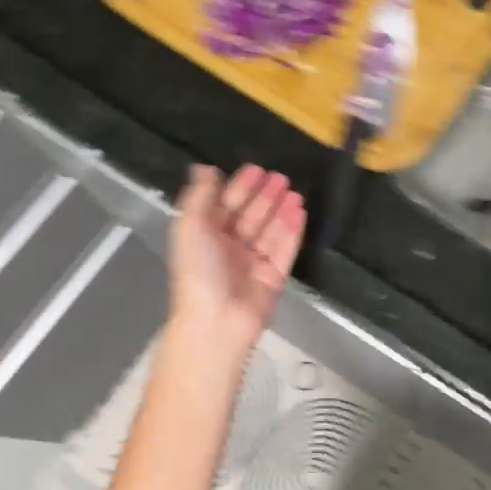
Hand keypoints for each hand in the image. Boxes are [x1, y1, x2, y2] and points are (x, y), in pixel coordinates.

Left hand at [169, 164, 304, 357]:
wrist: (217, 321)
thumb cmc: (198, 271)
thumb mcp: (190, 227)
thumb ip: (199, 197)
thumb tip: (204, 168)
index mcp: (205, 237)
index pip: (224, 206)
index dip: (239, 187)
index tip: (256, 169)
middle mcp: (229, 248)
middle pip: (249, 216)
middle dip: (264, 196)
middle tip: (280, 176)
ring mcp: (253, 263)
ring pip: (270, 230)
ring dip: (281, 210)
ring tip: (294, 191)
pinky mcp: (274, 277)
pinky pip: (285, 249)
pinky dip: (292, 230)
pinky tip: (300, 211)